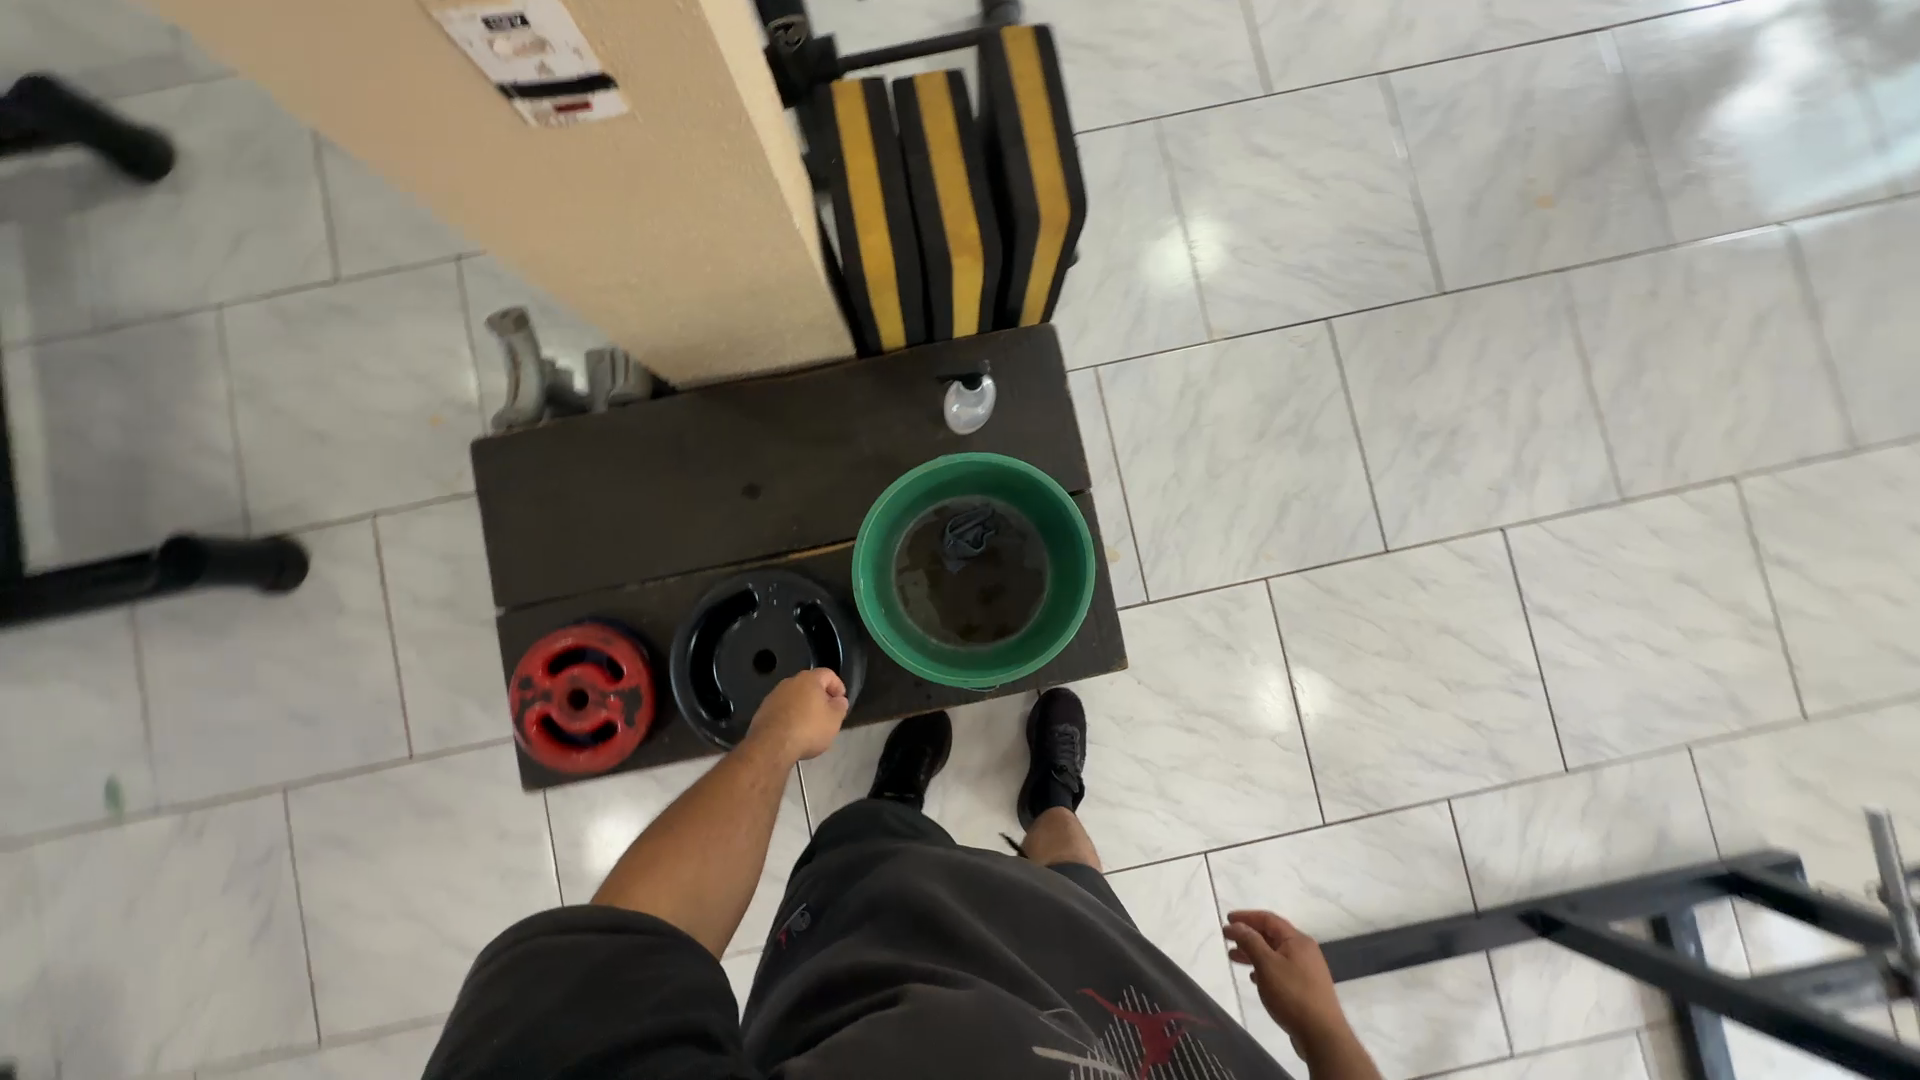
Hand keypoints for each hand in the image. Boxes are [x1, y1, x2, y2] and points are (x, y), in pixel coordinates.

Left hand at [744, 669, 848, 763]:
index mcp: (809, 679)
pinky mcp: (763, 710)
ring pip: (794, 697)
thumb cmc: (808, 729)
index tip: (841, 702)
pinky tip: (794, 732)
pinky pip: (782, 709)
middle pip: (810, 685)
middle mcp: (790, 682)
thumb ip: (840, 706)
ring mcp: (774, 696)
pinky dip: (790, 716)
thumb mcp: (834, 720)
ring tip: (810, 725)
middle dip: (820, 697)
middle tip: (827, 714)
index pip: (828, 674)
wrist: (771, 746)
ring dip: (804, 707)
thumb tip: (839, 700)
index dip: (838, 686)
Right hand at [1223, 911, 1352, 1058]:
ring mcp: (1307, 970)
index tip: (1227, 920)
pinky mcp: (1306, 988)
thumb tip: (1236, 925)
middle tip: (1228, 940)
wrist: (1322, 1036)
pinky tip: (1254, 978)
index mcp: (1297, 940)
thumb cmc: (1292, 995)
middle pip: (1272, 935)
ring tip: (1235, 958)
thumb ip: (1250, 941)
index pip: (1268, 919)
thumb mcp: (1266, 964)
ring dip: (1254, 953)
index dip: (1246, 917)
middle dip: (1248, 936)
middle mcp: (1304, 951)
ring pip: (1275, 954)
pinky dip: (1265, 968)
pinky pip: (1281, 969)